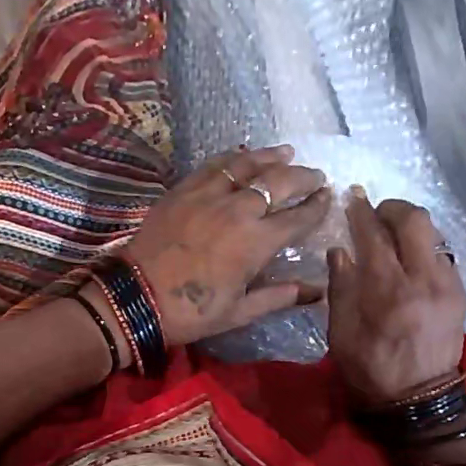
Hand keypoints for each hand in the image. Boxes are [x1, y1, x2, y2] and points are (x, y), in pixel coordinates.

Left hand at [120, 145, 330, 345]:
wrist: (136, 297)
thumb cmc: (191, 312)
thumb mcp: (239, 312)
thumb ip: (278, 297)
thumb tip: (315, 291)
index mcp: (256, 242)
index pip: (297, 218)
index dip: (316, 207)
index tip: (328, 199)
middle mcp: (238, 210)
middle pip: (279, 182)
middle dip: (303, 177)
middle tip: (316, 175)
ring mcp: (208, 195)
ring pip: (247, 165)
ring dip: (271, 158)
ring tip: (287, 153)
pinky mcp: (183, 190)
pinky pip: (214, 165)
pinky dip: (234, 158)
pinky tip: (243, 156)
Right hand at [327, 189, 465, 404]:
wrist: (419, 400)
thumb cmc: (370, 369)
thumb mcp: (341, 334)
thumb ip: (341, 288)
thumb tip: (340, 250)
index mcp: (387, 293)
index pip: (374, 236)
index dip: (362, 212)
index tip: (352, 197)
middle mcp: (423, 280)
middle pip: (414, 220)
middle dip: (393, 208)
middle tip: (375, 212)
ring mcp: (447, 284)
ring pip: (432, 233)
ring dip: (409, 226)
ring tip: (390, 234)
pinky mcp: (459, 292)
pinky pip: (441, 254)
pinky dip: (421, 247)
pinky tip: (408, 259)